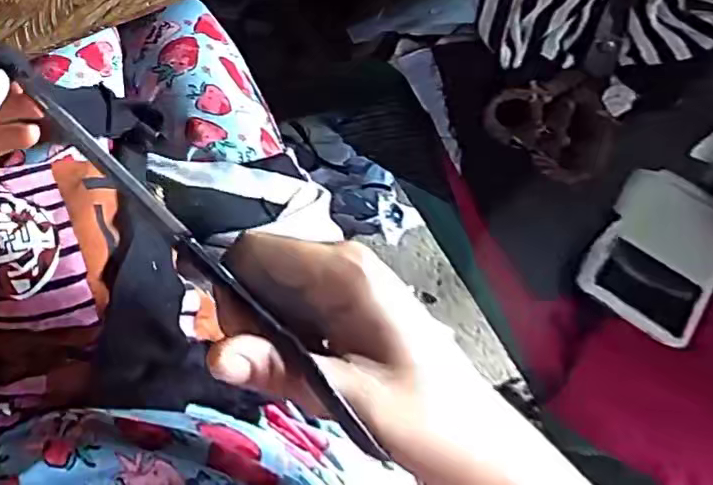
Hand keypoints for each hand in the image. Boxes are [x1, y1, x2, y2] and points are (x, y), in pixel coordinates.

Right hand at [205, 236, 461, 431]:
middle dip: (247, 314)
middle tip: (266, 364)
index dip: (231, 290)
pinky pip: (288, 303)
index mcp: (342, 268)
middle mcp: (338, 261)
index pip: (251, 249)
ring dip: (264, 328)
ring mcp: (341, 281)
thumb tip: (215, 355)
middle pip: (256, 267)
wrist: (496, 463)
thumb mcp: (352, 401)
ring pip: (268, 287)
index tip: (240, 340)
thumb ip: (280, 371)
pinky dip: (281, 334)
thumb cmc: (438, 427)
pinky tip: (306, 365)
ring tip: (292, 371)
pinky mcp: (343, 302)